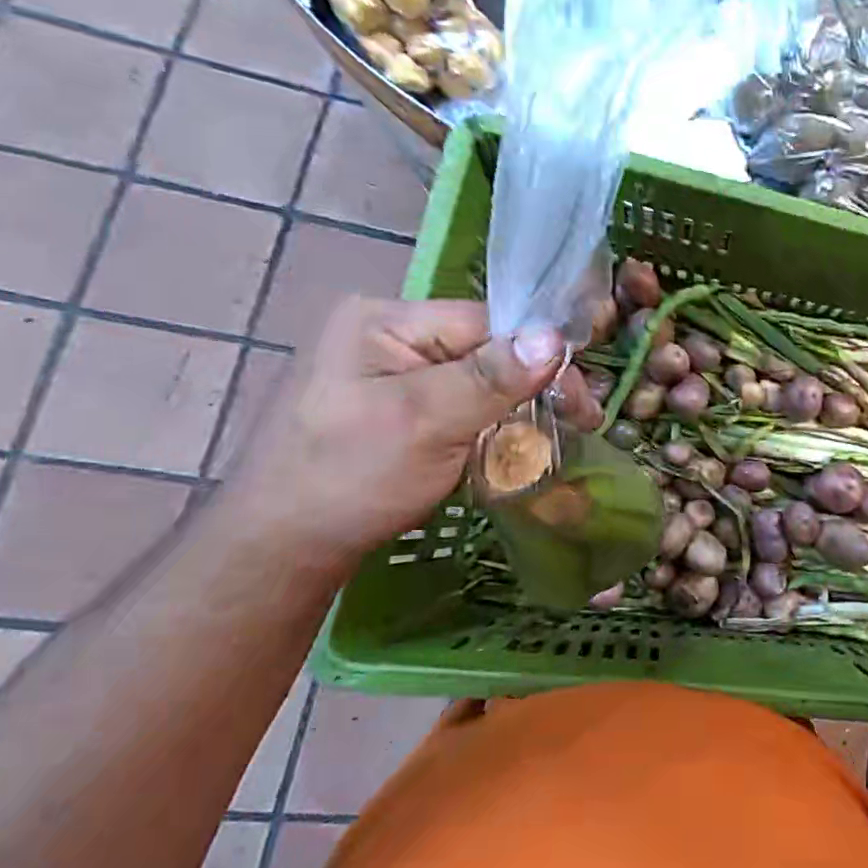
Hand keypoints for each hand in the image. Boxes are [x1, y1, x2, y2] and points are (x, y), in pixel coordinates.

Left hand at [226, 297, 603, 559]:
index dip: (540, 359)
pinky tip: (515, 448)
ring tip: (554, 441)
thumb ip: (491, 378)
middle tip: (579, 425)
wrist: (283, 546)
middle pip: (487, 351)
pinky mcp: (399, 409)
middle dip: (533, 389)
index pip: (487, 324)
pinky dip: (493, 427)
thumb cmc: (350, 478)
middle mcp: (390, 336)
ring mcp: (393, 374)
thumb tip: (556, 335)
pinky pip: (463, 406)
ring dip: (518, 412)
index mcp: (386, 320)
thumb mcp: (426, 421)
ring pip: (480, 382)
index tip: (583, 403)